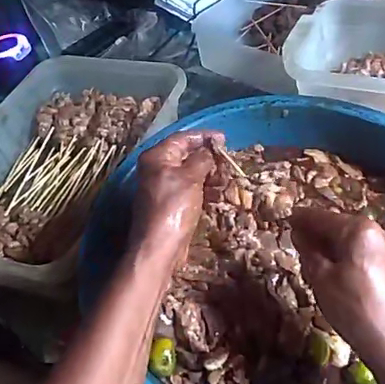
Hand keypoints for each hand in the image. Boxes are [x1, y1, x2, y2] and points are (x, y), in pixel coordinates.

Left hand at [129, 129, 220, 262]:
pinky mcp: (170, 204)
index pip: (182, 138)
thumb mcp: (191, 177)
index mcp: (157, 157)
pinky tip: (219, 192)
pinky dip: (204, 187)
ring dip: (208, 173)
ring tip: (227, 176)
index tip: (224, 139)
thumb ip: (202, 158)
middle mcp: (156, 169)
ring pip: (189, 173)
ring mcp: (162, 187)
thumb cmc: (174, 207)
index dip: (204, 136)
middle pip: (185, 155)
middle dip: (207, 156)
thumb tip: (210, 150)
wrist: (159, 247)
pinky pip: (190, 188)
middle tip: (227, 159)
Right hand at [288, 207, 384, 376]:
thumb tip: (300, 234)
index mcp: (360, 229)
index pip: (322, 217)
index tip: (286, 221)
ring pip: (354, 241)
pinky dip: (348, 258)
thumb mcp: (322, 281)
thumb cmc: (356, 310)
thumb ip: (309, 252)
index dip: (301, 219)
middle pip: (340, 226)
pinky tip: (338, 275)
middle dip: (318, 234)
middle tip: (297, 245)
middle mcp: (379, 231)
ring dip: (333, 247)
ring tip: (314, 263)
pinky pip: (365, 254)